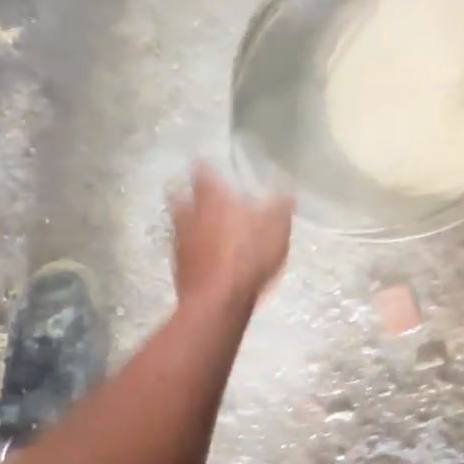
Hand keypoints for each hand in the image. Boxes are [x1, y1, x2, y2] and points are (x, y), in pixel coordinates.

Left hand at [168, 164, 292, 306]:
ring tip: (193, 221)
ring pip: (177, 223)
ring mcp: (181, 243)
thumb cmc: (249, 258)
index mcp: (215, 201)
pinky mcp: (178, 268)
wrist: (218, 301)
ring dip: (183, 220)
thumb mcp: (276, 230)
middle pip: (179, 197)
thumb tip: (287, 189)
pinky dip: (188, 247)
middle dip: (183, 192)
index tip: (203, 162)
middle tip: (189, 191)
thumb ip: (279, 208)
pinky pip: (181, 249)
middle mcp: (191, 216)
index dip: (203, 167)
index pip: (204, 175)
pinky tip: (198, 252)